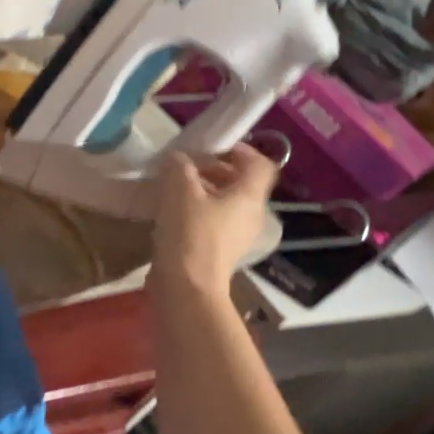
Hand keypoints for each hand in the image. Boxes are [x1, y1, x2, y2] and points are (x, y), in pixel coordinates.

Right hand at [150, 144, 277, 300]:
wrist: (187, 285)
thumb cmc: (190, 234)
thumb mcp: (179, 193)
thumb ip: (179, 168)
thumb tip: (178, 158)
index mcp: (249, 196)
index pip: (259, 163)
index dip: (240, 150)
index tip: (212, 147)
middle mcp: (252, 213)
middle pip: (241, 183)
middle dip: (216, 171)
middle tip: (186, 168)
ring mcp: (238, 235)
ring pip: (227, 203)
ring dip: (205, 192)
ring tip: (175, 191)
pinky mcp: (220, 250)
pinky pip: (215, 221)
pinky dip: (200, 212)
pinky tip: (174, 216)